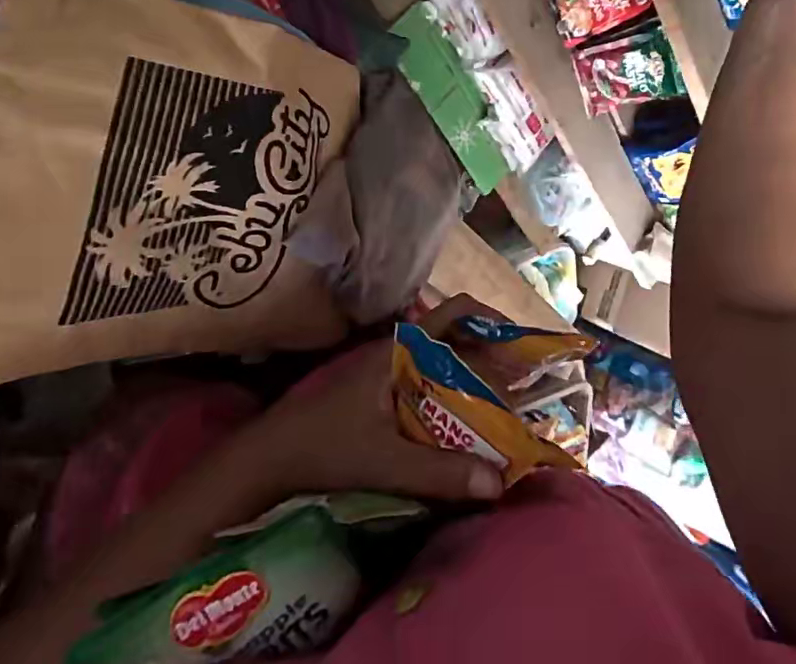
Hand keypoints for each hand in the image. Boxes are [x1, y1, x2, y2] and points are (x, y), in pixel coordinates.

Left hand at [241, 314, 506, 502]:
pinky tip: (464, 425)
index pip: (454, 313)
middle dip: (492, 359)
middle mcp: (397, 352)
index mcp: (400, 352)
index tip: (522, 343)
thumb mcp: (384, 461)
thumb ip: (439, 472)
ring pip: (442, 364)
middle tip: (525, 387)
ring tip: (504, 408)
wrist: (270, 455)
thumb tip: (498, 482)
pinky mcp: (380, 392)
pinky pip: (428, 384)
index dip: (492, 319)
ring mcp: (387, 371)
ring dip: (473, 380)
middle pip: (456, 341)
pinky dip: (452, 397)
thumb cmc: (324, 446)